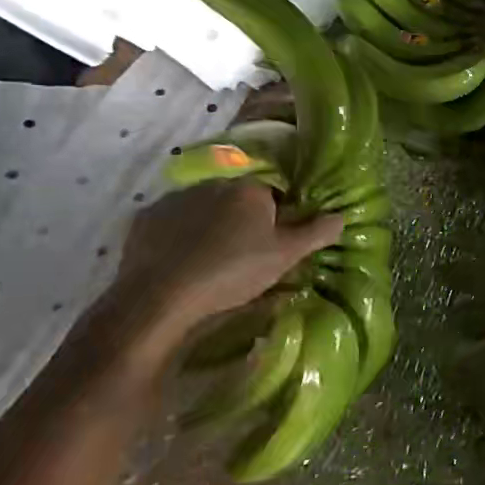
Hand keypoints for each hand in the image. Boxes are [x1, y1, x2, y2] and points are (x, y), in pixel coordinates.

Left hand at [102, 182, 340, 356]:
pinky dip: (181, 236)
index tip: (276, 242)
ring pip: (205, 209)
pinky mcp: (143, 221)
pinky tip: (184, 261)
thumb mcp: (287, 256)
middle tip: (248, 252)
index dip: (279, 217)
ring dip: (213, 225)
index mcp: (250, 188)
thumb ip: (318, 232)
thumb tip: (341, 216)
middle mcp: (213, 184)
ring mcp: (174, 200)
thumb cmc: (232, 271)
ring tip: (214, 259)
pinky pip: (173, 223)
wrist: (158, 299)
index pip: (275, 193)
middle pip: (239, 199)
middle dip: (245, 219)